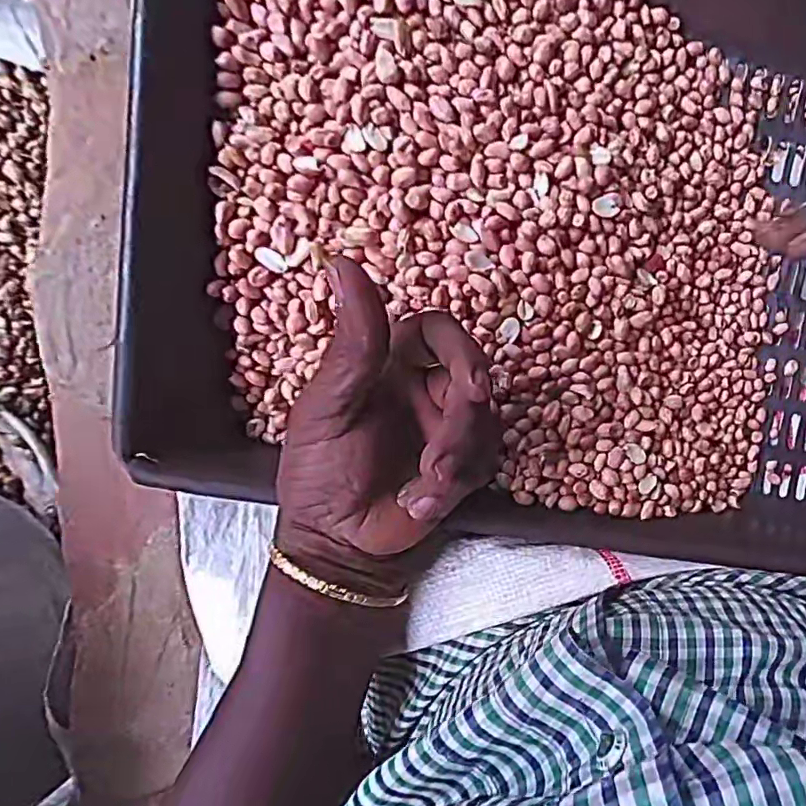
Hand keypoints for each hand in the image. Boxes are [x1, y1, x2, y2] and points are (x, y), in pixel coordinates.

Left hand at [272, 256, 499, 599]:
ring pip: (486, 422)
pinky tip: (424, 501)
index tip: (472, 382)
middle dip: (465, 419)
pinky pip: (484, 460)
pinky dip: (457, 483)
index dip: (463, 349)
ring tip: (424, 487)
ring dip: (458, 457)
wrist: (337, 541)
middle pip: (475, 379)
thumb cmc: (318, 472)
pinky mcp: (465, 464)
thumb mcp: (327, 407)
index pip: (441, 331)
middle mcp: (426, 388)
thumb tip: (342, 265)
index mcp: (390, 364)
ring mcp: (449, 426)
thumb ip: (352, 344)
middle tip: (442, 457)